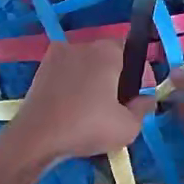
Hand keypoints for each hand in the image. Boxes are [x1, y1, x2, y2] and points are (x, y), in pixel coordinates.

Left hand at [5, 39, 155, 164]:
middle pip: (108, 58)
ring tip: (95, 109)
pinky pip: (67, 74)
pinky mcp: (40, 69)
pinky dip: (73, 86)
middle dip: (117, 77)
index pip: (132, 52)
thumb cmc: (86, 127)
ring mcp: (57, 55)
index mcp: (106, 51)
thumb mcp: (128, 127)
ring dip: (94, 81)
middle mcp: (81, 45)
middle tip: (119, 105)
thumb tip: (147, 99)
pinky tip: (74, 108)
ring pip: (86, 66)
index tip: (140, 96)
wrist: (36, 138)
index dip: (141, 75)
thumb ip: (143, 109)